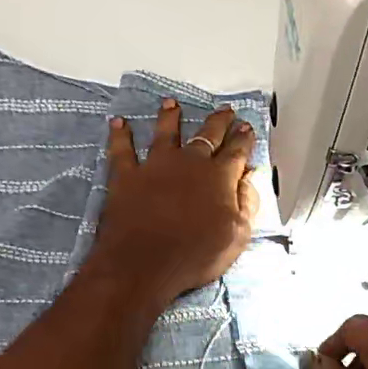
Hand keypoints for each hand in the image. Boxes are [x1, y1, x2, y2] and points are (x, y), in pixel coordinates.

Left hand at [88, 99, 260, 303]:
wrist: (144, 264)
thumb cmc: (194, 256)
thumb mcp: (236, 237)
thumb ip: (246, 204)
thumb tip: (249, 180)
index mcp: (219, 178)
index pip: (236, 152)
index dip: (243, 139)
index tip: (246, 128)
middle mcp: (189, 163)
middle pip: (207, 135)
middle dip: (218, 122)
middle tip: (224, 111)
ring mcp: (155, 167)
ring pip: (165, 133)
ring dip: (170, 117)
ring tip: (171, 104)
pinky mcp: (126, 177)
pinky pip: (122, 150)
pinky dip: (120, 135)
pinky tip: (118, 123)